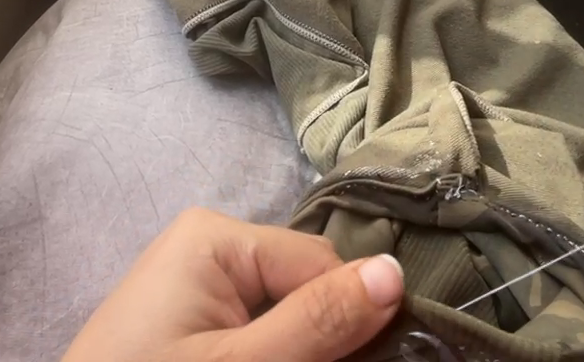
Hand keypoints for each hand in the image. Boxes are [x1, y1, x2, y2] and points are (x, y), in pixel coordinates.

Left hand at [61, 208, 404, 361]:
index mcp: (216, 235)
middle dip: (323, 335)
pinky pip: (251, 326)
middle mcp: (208, 243)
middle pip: (302, 285)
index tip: (381, 359)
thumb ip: (317, 322)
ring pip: (283, 312)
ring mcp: (196, 282)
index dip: (352, 314)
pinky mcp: (189, 319)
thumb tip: (394, 270)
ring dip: (300, 348)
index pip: (319, 262)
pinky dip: (269, 353)